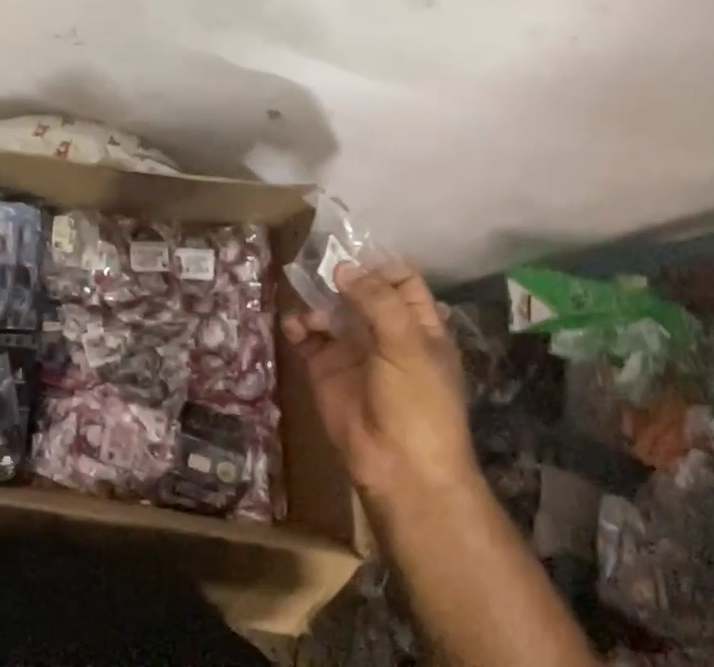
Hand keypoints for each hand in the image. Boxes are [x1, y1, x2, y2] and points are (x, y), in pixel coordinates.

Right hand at [283, 261, 478, 504]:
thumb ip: (376, 301)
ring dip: (316, 301)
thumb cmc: (418, 402)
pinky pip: (308, 339)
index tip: (351, 247)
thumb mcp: (407, 344)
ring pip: (331, 312)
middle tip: (315, 261)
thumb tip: (343, 267)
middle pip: (360, 292)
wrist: (399, 466)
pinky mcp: (325, 370)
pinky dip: (298, 327)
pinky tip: (294, 326)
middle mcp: (385, 334)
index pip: (402, 282)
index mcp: (419, 327)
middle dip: (339, 276)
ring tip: (306, 303)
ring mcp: (353, 352)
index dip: (379, 264)